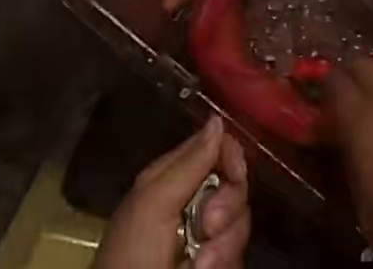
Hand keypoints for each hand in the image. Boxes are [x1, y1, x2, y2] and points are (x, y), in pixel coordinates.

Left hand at [95, 115, 251, 268]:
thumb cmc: (132, 258)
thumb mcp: (153, 204)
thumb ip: (189, 162)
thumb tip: (219, 119)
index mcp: (172, 179)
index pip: (215, 147)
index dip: (231, 155)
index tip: (235, 173)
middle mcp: (193, 203)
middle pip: (235, 184)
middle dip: (229, 206)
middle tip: (208, 229)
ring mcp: (205, 238)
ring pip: (241, 221)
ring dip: (225, 245)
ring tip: (200, 266)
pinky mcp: (217, 264)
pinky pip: (238, 253)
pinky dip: (226, 263)